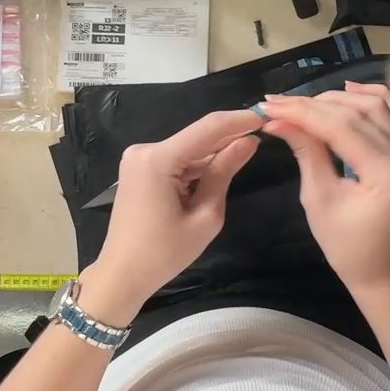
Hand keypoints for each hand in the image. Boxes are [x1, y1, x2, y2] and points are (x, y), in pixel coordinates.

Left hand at [86, 109, 264, 319]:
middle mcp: (144, 150)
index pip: (207, 128)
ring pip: (187, 150)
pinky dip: (196, 166)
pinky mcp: (139, 169)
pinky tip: (220, 168)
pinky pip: (176, 161)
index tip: (267, 116)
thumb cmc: (164, 253)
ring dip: (214, 154)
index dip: (239, 120)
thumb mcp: (205, 216)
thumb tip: (249, 142)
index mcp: (157, 159)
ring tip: (248, 152)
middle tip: (265, 135)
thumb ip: (224, 173)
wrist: (123, 274)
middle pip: (197, 137)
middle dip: (229, 137)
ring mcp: (138, 159)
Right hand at [258, 83, 389, 292]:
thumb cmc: (346, 244)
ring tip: (304, 101)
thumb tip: (278, 120)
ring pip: (378, 106)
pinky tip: (349, 89)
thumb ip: (306, 152)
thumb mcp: (319, 199)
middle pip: (359, 113)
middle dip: (314, 104)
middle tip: (278, 103)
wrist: (382, 269)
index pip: (342, 128)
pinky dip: (373, 96)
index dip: (303, 112)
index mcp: (388, 175)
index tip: (270, 106)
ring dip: (339, 98)